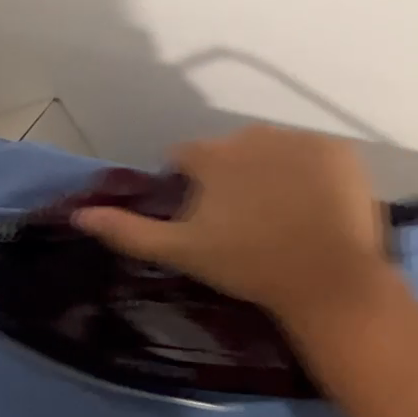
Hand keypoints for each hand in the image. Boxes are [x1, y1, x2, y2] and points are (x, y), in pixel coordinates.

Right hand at [72, 126, 392, 325]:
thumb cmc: (248, 267)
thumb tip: (79, 215)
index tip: (203, 219)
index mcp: (212, 155)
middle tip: (245, 224)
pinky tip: (314, 208)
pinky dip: (311, 174)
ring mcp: (300, 139)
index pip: (185, 158)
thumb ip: (129, 231)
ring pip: (274, 151)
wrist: (327, 282)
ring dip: (271, 173)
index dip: (188, 186)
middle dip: (232, 178)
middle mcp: (252, 134)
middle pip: (231, 152)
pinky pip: (314, 156)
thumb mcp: (183, 252)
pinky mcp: (338, 150)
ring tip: (283, 216)